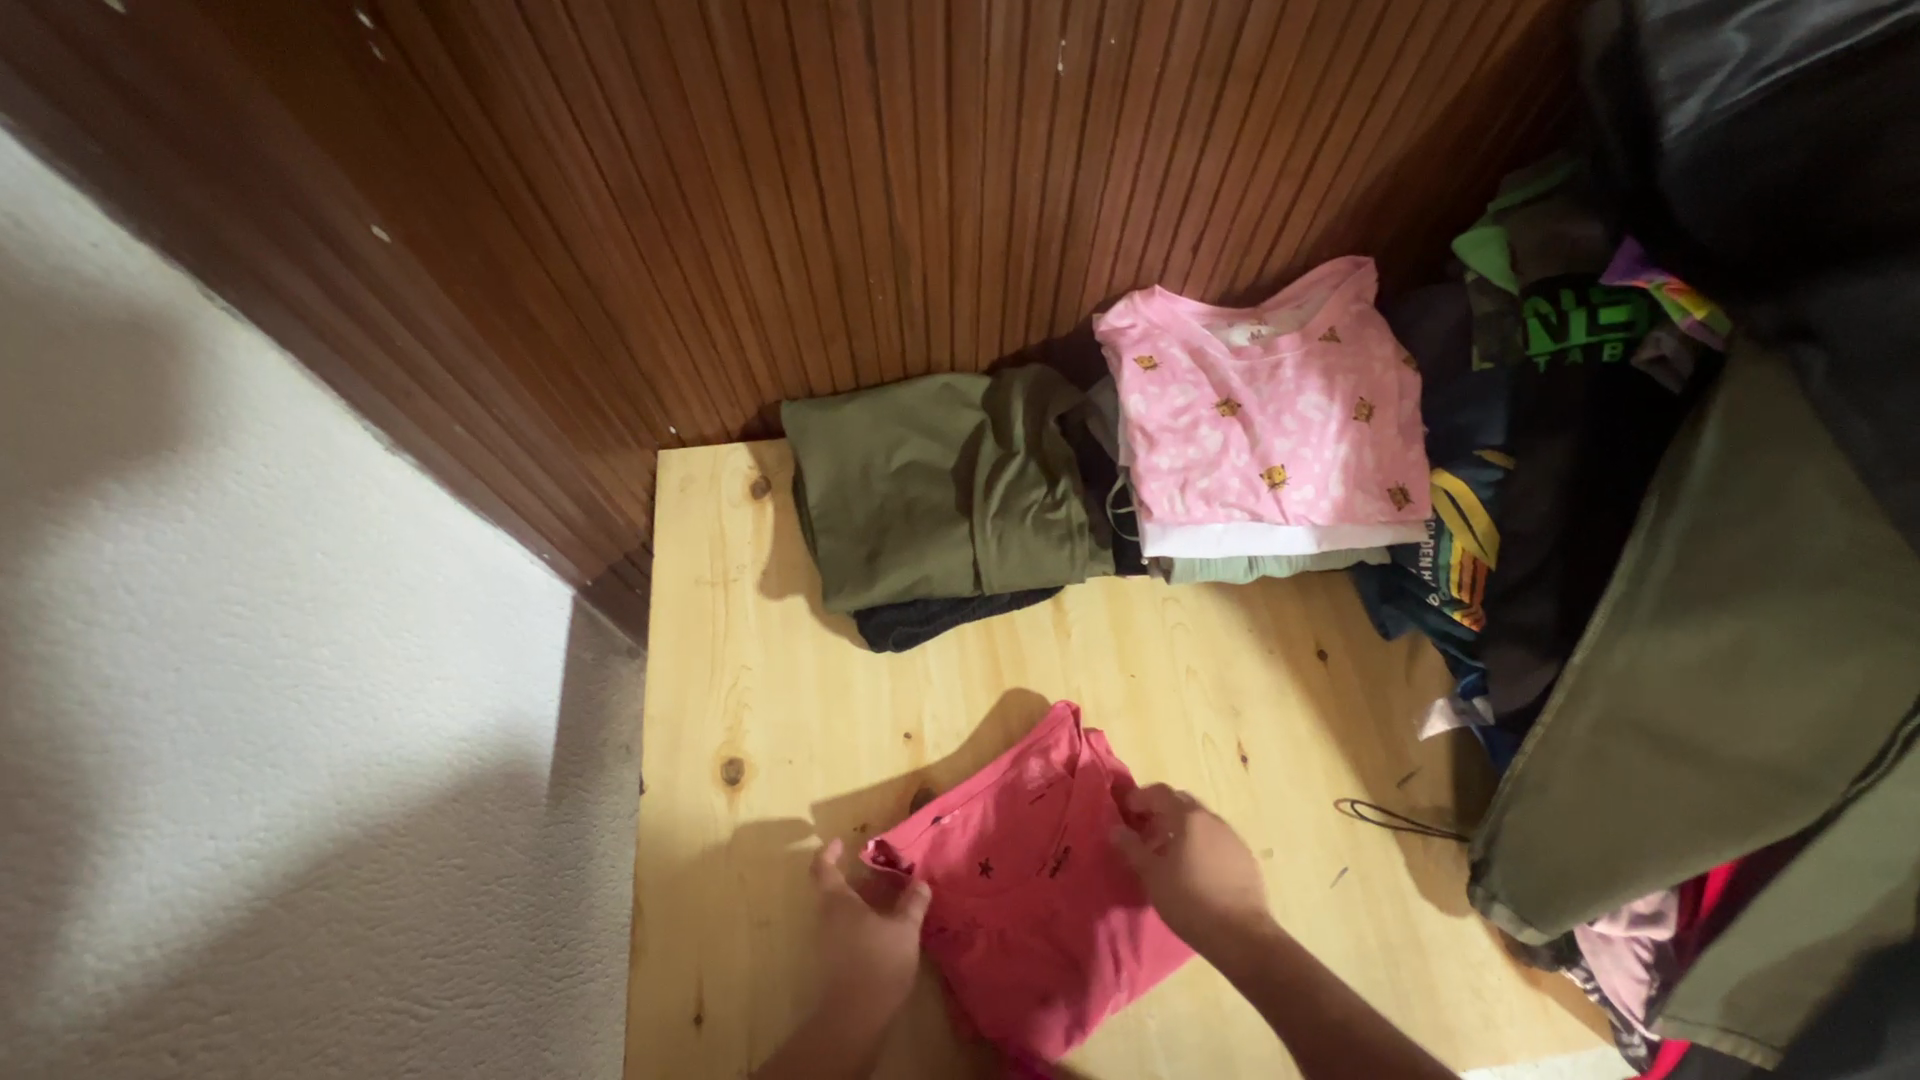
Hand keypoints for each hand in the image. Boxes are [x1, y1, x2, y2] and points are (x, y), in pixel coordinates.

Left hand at [808, 838, 932, 1024]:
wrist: (854, 1017)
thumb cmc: (878, 962)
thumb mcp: (904, 929)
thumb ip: (912, 903)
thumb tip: (920, 882)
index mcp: (838, 901)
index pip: (823, 868)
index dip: (830, 853)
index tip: (842, 842)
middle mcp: (827, 917)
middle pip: (836, 890)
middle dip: (860, 879)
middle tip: (886, 873)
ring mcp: (827, 942)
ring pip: (843, 912)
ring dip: (864, 903)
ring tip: (894, 900)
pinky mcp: (834, 962)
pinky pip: (847, 930)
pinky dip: (864, 922)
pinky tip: (889, 929)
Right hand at [1110, 784, 1278, 956]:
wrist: (1242, 936)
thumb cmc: (1189, 901)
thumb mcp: (1152, 875)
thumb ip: (1131, 848)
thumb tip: (1116, 829)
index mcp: (1189, 817)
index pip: (1160, 792)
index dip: (1140, 798)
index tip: (1126, 813)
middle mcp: (1213, 820)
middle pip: (1182, 803)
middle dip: (1161, 813)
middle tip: (1145, 834)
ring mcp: (1233, 838)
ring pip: (1201, 823)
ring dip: (1181, 830)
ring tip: (1168, 857)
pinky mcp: (1246, 859)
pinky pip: (1216, 841)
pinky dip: (1200, 845)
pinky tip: (1194, 872)